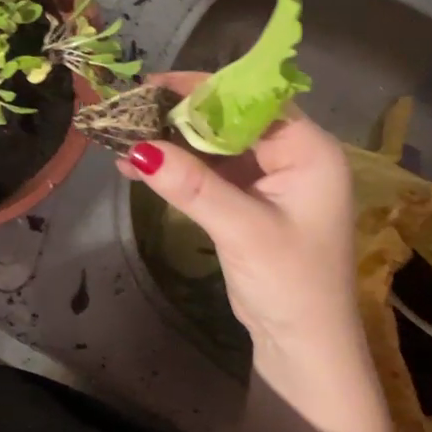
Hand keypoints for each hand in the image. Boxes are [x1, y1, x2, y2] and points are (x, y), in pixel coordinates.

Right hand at [119, 73, 358, 347]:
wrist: (303, 344)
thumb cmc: (289, 282)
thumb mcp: (241, 229)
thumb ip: (192, 186)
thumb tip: (138, 148)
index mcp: (308, 150)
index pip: (254, 100)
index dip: (204, 89)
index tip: (153, 87)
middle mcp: (291, 155)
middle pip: (230, 118)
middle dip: (180, 115)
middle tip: (129, 111)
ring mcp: (268, 179)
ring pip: (214, 145)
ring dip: (172, 142)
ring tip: (123, 138)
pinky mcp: (248, 201)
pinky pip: (208, 172)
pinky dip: (177, 168)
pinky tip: (138, 167)